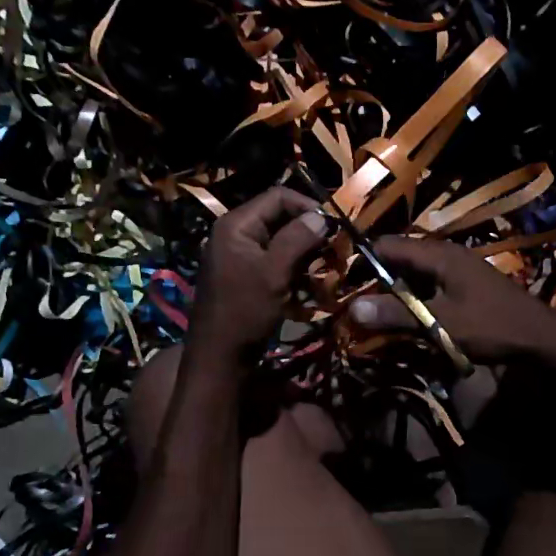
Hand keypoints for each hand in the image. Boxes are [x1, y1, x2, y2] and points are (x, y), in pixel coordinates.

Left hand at [190, 187, 328, 357]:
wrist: (219, 358)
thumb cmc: (244, 312)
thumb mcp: (274, 273)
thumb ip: (298, 239)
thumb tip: (322, 216)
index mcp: (235, 225)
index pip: (278, 197)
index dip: (309, 205)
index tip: (336, 225)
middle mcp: (235, 234)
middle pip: (280, 218)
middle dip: (310, 231)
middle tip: (335, 249)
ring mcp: (239, 256)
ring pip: (281, 242)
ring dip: (306, 253)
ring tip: (327, 268)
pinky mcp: (246, 277)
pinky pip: (275, 262)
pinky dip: (294, 269)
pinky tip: (311, 285)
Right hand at [346, 237, 555, 361]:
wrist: (541, 338)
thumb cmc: (491, 326)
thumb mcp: (440, 323)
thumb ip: (396, 315)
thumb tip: (351, 309)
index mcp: (439, 255)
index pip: (387, 245)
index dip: (362, 259)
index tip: (339, 280)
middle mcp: (446, 255)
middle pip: (398, 258)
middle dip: (374, 279)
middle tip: (351, 301)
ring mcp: (457, 269)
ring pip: (412, 273)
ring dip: (393, 291)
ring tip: (371, 312)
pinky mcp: (464, 285)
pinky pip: (428, 285)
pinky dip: (412, 298)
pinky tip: (403, 317)